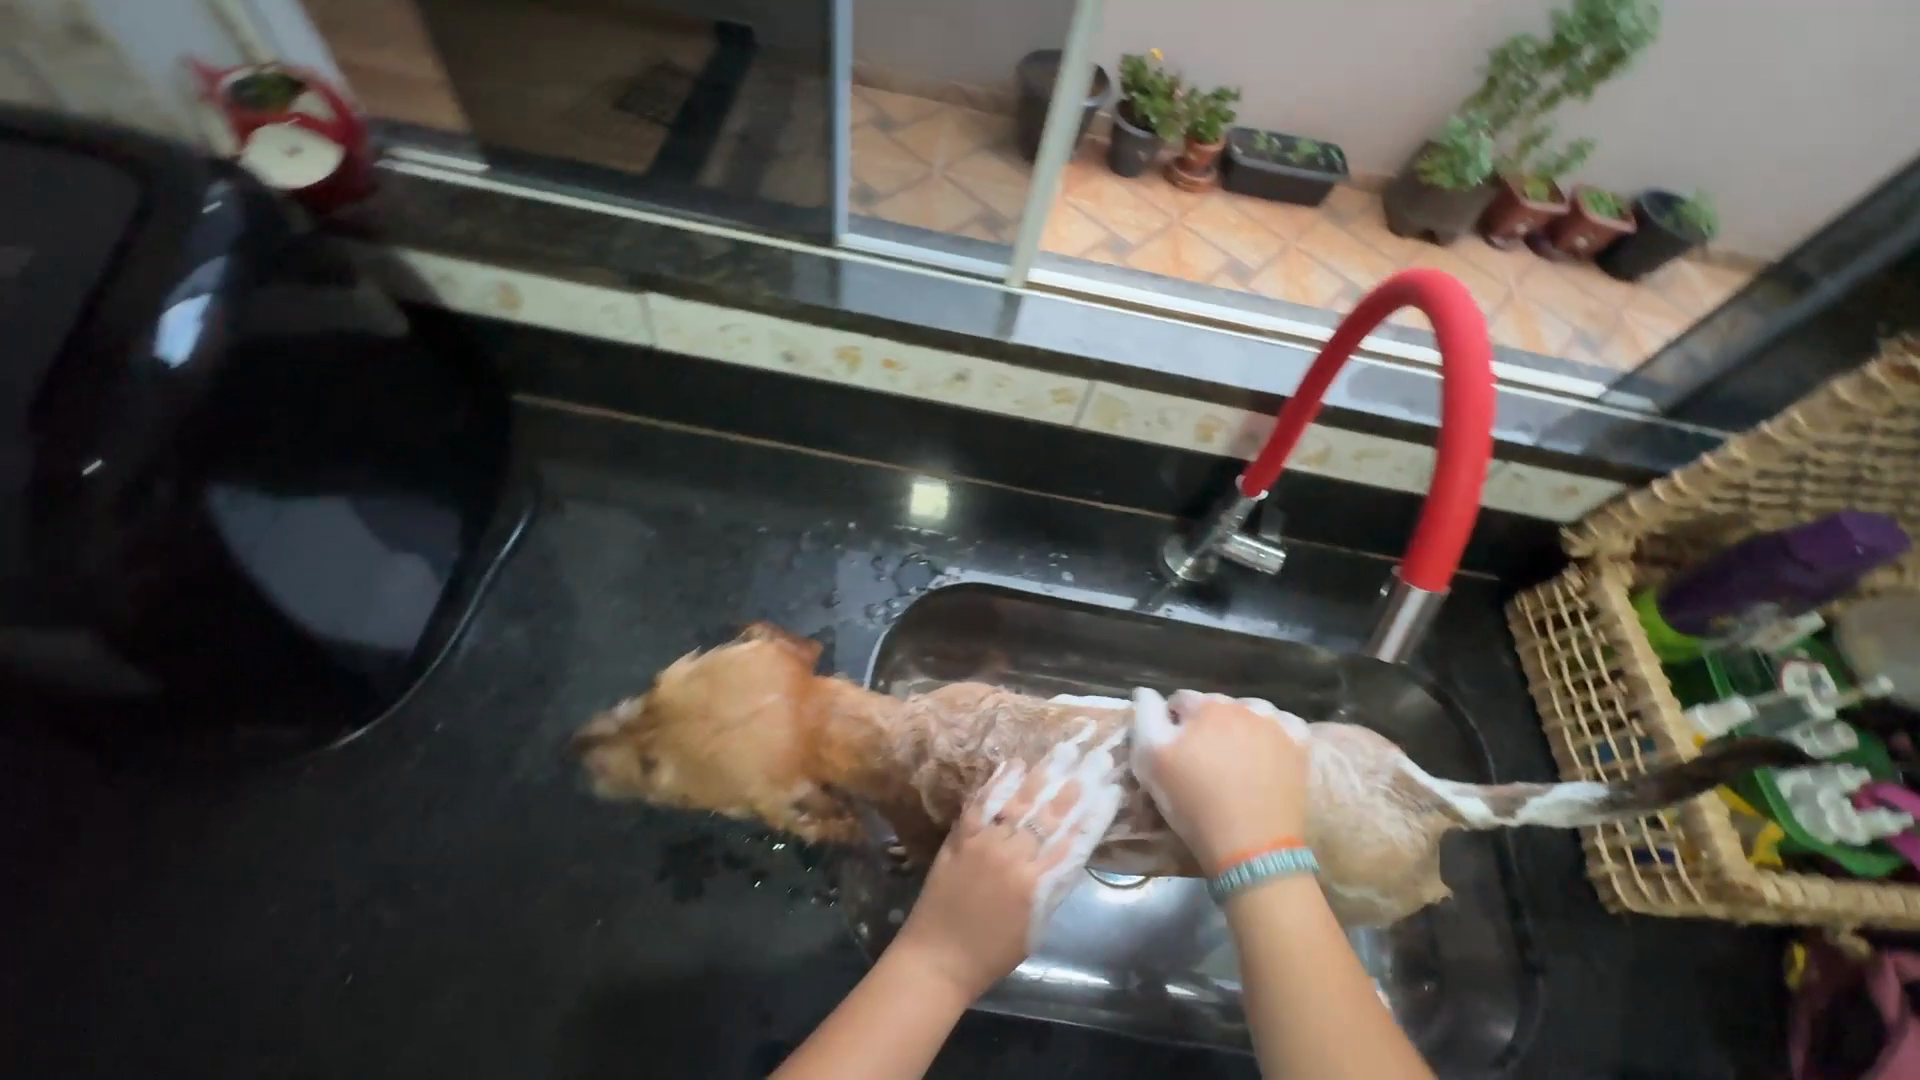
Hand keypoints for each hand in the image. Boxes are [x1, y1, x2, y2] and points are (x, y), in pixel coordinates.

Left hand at [889, 742, 1123, 1001]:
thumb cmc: (992, 952)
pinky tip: (1015, 763)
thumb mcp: (1036, 927)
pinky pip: (982, 804)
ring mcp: (985, 845)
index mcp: (1038, 886)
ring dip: (1044, 775)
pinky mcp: (961, 838)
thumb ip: (1054, 888)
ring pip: (1019, 803)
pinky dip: (999, 782)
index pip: (1075, 841)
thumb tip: (1072, 853)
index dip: (1095, 813)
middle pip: (1051, 815)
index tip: (1111, 788)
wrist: (939, 958)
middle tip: (1096, 758)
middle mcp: (1015, 859)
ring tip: (1064, 751)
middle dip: (1076, 784)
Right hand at [1130, 689, 1311, 873]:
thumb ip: (1146, 716)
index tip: (1173, 751)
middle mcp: (1242, 706)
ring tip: (1234, 759)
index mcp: (1205, 706)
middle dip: (1205, 724)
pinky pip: (1283, 725)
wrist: (1250, 847)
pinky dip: (1273, 733)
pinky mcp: (1299, 746)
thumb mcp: (1151, 760)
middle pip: (1215, 705)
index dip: (1172, 724)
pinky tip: (1265, 753)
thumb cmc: (1193, 803)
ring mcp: (1275, 725)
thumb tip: (1146, 691)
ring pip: (1249, 712)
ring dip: (1238, 726)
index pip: (1180, 701)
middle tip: (1202, 760)